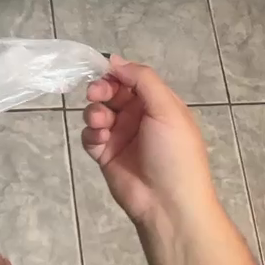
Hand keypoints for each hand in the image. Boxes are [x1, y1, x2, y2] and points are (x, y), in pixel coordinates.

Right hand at [80, 56, 218, 229]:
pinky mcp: (105, 155)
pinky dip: (91, 134)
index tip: (103, 71)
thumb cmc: (175, 153)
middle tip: (96, 95)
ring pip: (98, 112)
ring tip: (100, 123)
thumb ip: (142, 79)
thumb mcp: (167, 109)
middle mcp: (139, 117)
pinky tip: (99, 140)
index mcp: (158, 104)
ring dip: (95, 112)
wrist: (168, 204)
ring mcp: (121, 136)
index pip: (131, 78)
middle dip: (101, 90)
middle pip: (111, 92)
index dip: (116, 73)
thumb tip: (115, 60)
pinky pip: (90, 136)